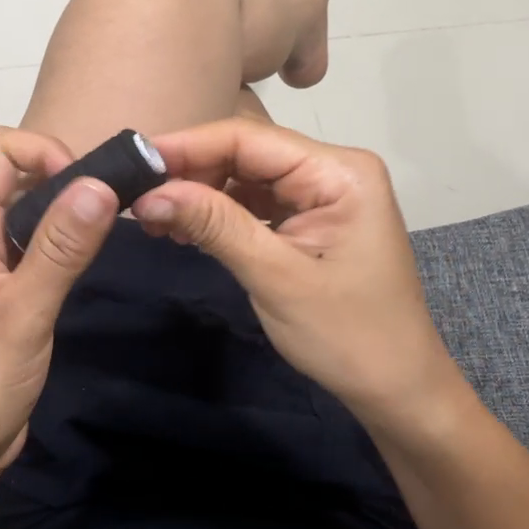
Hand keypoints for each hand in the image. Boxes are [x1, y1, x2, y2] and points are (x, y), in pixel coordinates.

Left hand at [0, 127, 117, 488]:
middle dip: (63, 170)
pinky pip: (39, 244)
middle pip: (16, 173)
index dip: (43, 150)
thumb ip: (59, 248)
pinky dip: (68, 236)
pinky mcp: (12, 292)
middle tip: (113, 199)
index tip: (87, 185)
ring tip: (115, 220)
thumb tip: (98, 183)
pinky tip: (95, 254)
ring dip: (68, 204)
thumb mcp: (24, 312)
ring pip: (30, 209)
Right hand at [130, 118, 467, 429]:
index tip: (132, 163)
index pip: (247, 138)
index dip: (186, 146)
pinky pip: (250, 200)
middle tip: (135, 197)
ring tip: (152, 218)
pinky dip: (214, 213)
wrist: (396, 390)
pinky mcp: (306, 217)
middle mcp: (330, 169)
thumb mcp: (275, 277)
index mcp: (339, 172)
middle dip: (188, 172)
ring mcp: (319, 193)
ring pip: (240, 175)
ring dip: (196, 193)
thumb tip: (147, 193)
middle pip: (242, 151)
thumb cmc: (348, 336)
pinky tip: (182, 228)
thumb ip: (214, 225)